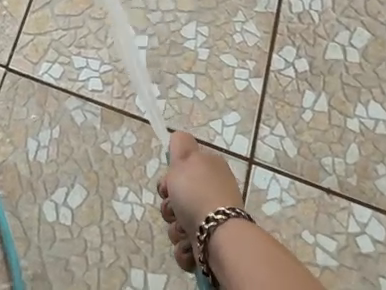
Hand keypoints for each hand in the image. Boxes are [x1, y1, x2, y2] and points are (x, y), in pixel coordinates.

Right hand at [155, 131, 242, 272]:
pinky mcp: (208, 245)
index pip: (183, 169)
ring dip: (176, 228)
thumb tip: (178, 136)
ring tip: (183, 229)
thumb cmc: (197, 193)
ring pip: (178, 223)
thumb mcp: (185, 157)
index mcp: (210, 169)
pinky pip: (185, 246)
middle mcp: (212, 193)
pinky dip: (183, 248)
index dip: (170, 177)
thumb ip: (180, 144)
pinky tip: (188, 245)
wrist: (217, 235)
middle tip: (173, 208)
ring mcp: (211, 221)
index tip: (167, 185)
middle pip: (178, 198)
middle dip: (169, 207)